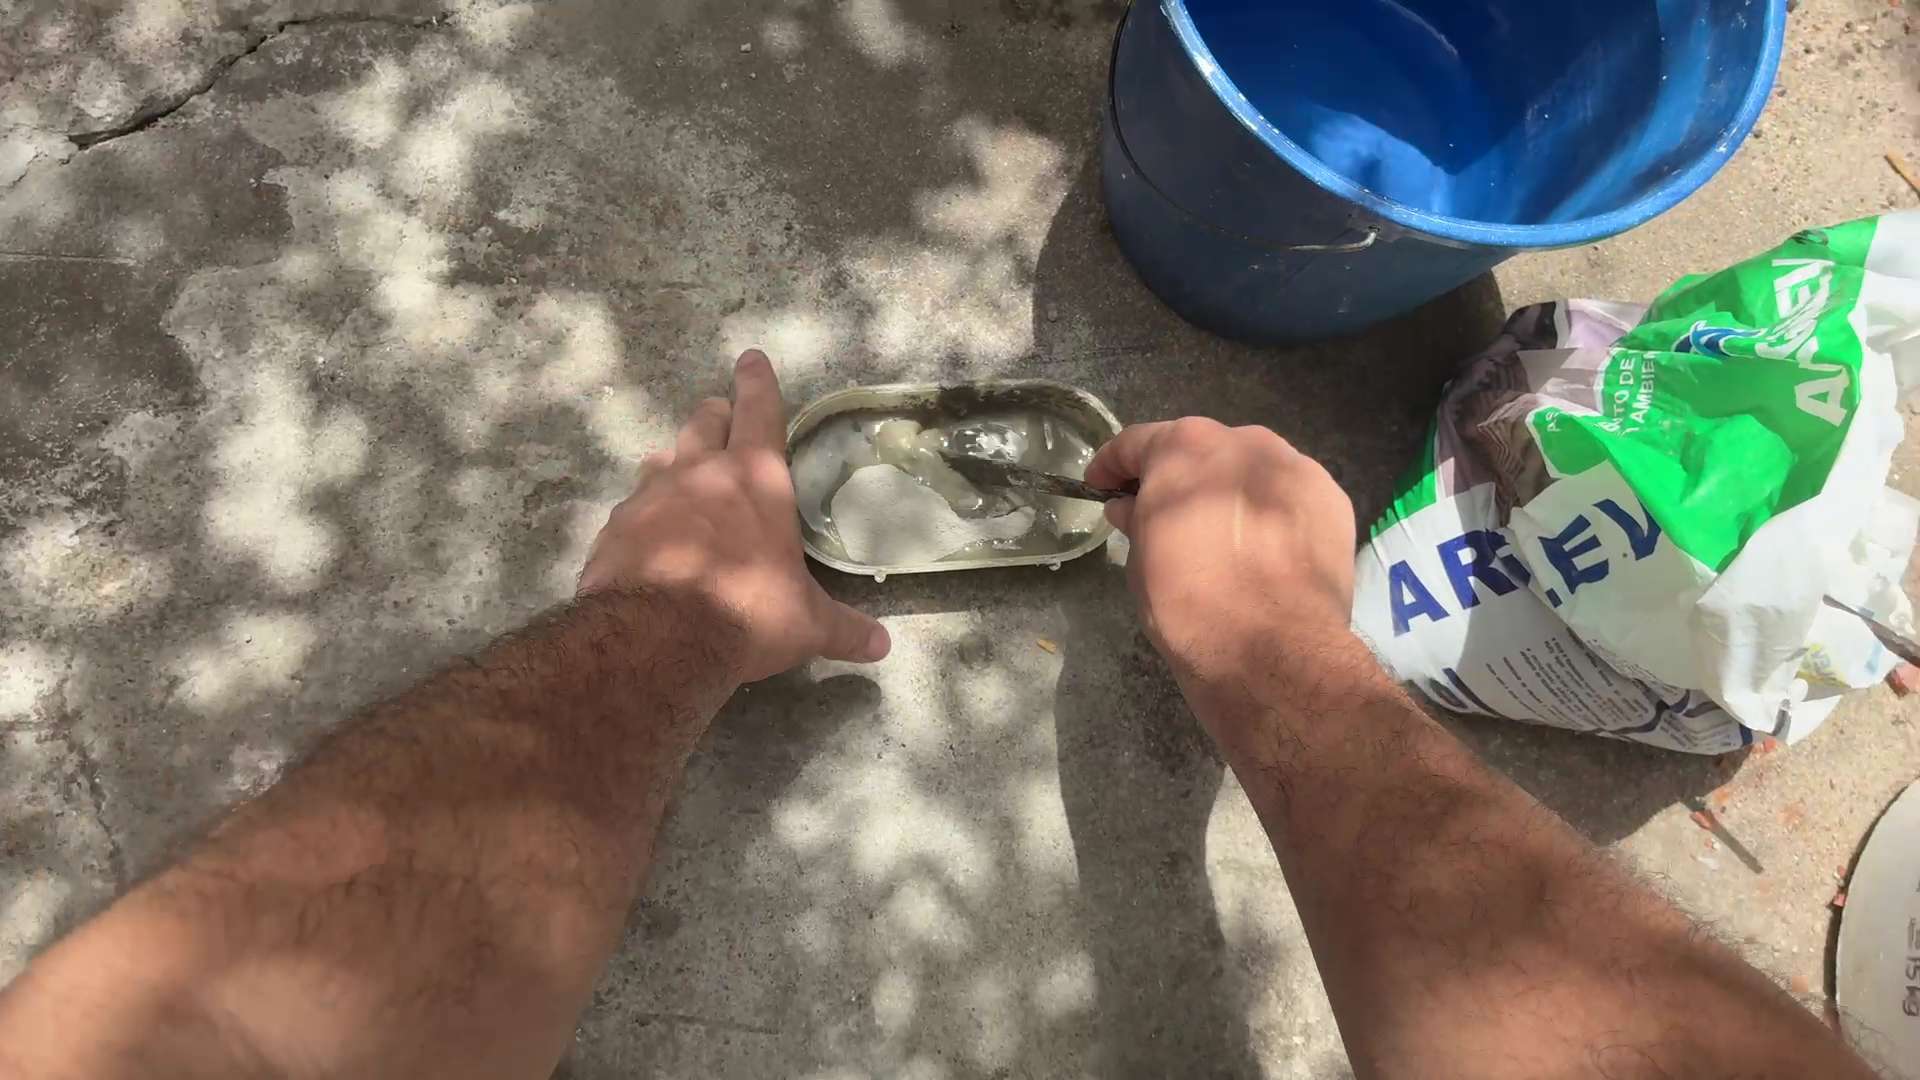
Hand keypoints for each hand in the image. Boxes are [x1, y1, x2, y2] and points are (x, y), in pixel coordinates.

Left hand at [579, 350, 890, 682]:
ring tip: (687, 479)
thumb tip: (883, 647)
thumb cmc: (747, 613)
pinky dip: (647, 509)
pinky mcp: (615, 526)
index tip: (751, 357)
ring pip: (663, 456)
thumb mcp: (807, 625)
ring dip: (679, 459)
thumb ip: (846, 630)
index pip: (759, 411)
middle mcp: (701, 472)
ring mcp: (650, 495)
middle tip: (722, 420)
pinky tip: (652, 535)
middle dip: (716, 415)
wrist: (655, 640)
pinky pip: (633, 503)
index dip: (757, 381)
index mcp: (756, 479)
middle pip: (704, 421)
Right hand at [1086, 418, 1355, 682]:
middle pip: (1198, 448)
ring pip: (1247, 466)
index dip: (1112, 466)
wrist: (1273, 651)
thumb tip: (1129, 506)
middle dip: (1176, 474)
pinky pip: (1285, 493)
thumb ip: (1135, 519)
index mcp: (1184, 448)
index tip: (1101, 487)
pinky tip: (1261, 545)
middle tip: (1161, 511)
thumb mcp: (1140, 561)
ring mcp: (1293, 466)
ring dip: (1225, 487)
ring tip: (1218, 528)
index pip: (1135, 442)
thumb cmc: (1187, 603)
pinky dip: (1266, 508)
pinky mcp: (1331, 498)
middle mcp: (1242, 442)